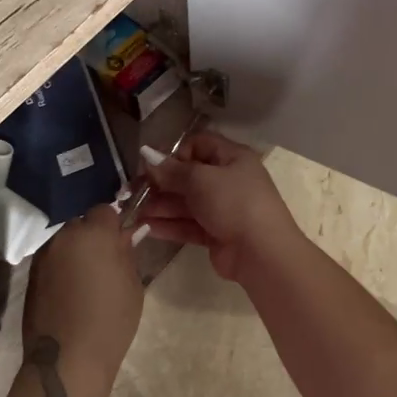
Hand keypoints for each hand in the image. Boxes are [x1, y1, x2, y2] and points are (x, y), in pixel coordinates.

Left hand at [24, 205, 143, 374]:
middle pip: (80, 221)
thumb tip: (124, 236)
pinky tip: (70, 288)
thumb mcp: (132, 285)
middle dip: (92, 234)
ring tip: (87, 276)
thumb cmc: (111, 321)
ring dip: (75, 249)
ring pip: (63, 239)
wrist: (67, 357)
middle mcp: (63, 236)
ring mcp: (43, 255)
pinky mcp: (30, 274)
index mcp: (93, 233)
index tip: (121, 241)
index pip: (105, 209)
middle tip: (105, 258)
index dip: (114, 224)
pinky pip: (51, 258)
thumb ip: (126, 253)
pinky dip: (61, 265)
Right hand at [136, 131, 305, 280]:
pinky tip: (146, 228)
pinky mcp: (216, 234)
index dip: (176, 153)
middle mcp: (228, 180)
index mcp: (232, 158)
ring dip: (160, 206)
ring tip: (135, 212)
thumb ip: (172, 170)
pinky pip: (189, 225)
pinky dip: (169, 225)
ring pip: (186, 203)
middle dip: (161, 183)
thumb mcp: (201, 179)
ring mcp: (223, 209)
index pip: (199, 144)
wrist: (262, 252)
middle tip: (134, 191)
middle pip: (188, 176)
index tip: (154, 167)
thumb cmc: (234, 203)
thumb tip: (148, 156)